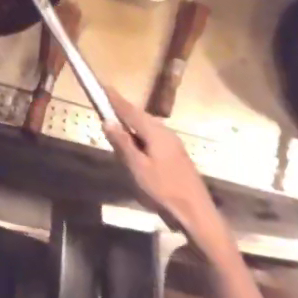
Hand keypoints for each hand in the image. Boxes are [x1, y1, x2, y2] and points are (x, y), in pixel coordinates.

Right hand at [102, 88, 223, 245]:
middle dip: (123, 110)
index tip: (103, 86)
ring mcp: (173, 144)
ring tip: (115, 125)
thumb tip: (108, 121)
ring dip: (131, 124)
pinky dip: (139, 136)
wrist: (195, 212)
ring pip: (147, 128)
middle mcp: (166, 133)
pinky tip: (134, 146)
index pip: (131, 111)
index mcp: (156, 133)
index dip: (115, 99)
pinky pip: (152, 137)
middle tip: (105, 105)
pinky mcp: (175, 155)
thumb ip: (123, 143)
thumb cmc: (163, 190)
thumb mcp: (137, 168)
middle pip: (140, 117)